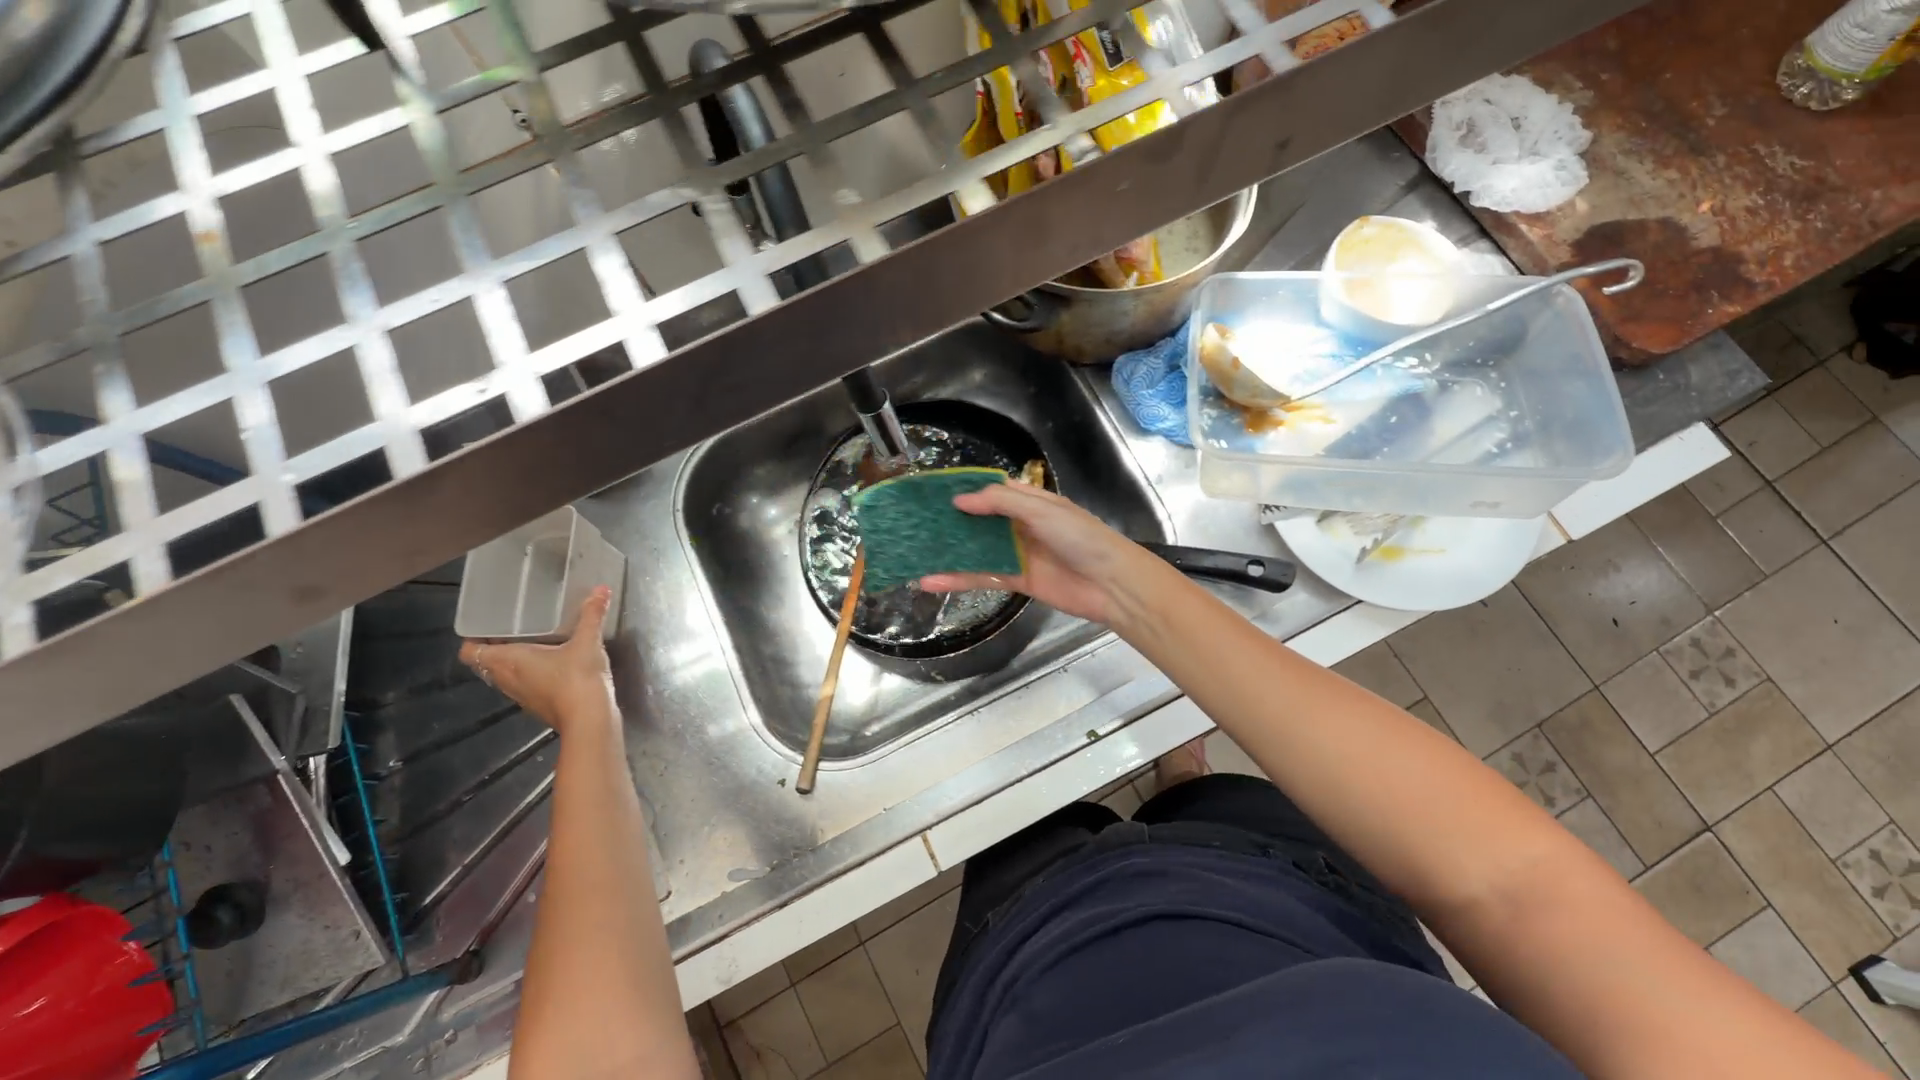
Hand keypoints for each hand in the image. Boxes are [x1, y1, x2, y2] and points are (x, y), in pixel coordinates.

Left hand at [459, 586, 618, 733]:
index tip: (486, 625)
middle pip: (485, 664)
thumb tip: (602, 588)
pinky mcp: (537, 707)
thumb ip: (592, 615)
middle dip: (494, 647)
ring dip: (510, 663)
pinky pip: (522, 686)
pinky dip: (528, 676)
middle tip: (512, 628)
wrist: (590, 721)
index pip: (470, 652)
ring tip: (531, 643)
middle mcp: (507, 680)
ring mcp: (521, 697)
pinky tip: (550, 665)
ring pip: (503, 676)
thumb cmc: (577, 678)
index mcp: (508, 661)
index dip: (472, 638)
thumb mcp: (587, 642)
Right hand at [919, 481, 1155, 626]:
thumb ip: (1001, 503)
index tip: (933, 491)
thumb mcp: (1042, 510)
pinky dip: (957, 579)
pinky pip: (982, 577)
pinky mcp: (1016, 581)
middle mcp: (1021, 525)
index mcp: (1031, 502)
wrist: (1112, 584)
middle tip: (915, 522)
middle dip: (951, 521)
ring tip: (914, 551)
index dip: (966, 490)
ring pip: (976, 550)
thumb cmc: (1082, 538)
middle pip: (980, 521)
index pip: (993, 491)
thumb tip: (960, 500)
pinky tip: (931, 581)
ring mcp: (1018, 554)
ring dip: (948, 551)